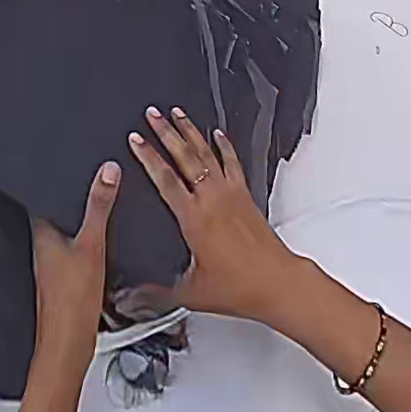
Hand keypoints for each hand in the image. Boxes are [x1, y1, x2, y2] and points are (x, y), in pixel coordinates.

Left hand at [29, 160, 119, 366]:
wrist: (68, 348)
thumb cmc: (71, 303)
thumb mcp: (92, 245)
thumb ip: (99, 207)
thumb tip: (107, 172)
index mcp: (43, 235)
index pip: (43, 198)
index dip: (53, 181)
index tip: (65, 165)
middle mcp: (44, 249)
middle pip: (56, 215)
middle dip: (72, 200)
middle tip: (89, 181)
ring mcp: (54, 266)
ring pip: (66, 234)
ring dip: (81, 222)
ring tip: (99, 206)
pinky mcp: (66, 281)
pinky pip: (76, 252)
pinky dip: (88, 243)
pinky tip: (103, 244)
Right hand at [127, 106, 309, 328]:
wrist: (276, 282)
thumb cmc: (239, 286)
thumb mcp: (191, 291)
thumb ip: (158, 292)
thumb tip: (134, 297)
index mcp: (193, 217)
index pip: (164, 178)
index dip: (147, 157)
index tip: (136, 140)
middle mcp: (211, 198)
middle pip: (184, 156)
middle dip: (165, 132)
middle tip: (153, 114)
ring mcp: (230, 193)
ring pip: (206, 152)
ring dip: (190, 131)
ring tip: (178, 113)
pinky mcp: (245, 194)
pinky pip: (232, 162)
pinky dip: (224, 145)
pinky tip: (218, 134)